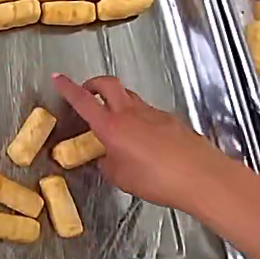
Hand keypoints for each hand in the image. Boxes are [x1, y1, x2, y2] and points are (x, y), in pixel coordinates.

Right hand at [49, 73, 241, 212]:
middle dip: (93, 83)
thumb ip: (107, 163)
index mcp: (111, 125)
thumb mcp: (120, 177)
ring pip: (129, 96)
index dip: (67, 88)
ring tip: (113, 119)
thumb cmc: (158, 179)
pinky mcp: (170, 120)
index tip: (57, 78)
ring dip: (117, 100)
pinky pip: (147, 112)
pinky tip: (142, 139)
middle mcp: (130, 113)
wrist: (201, 177)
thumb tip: (105, 158)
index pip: (82, 100)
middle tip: (86, 91)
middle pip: (107, 84)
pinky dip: (138, 117)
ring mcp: (153, 113)